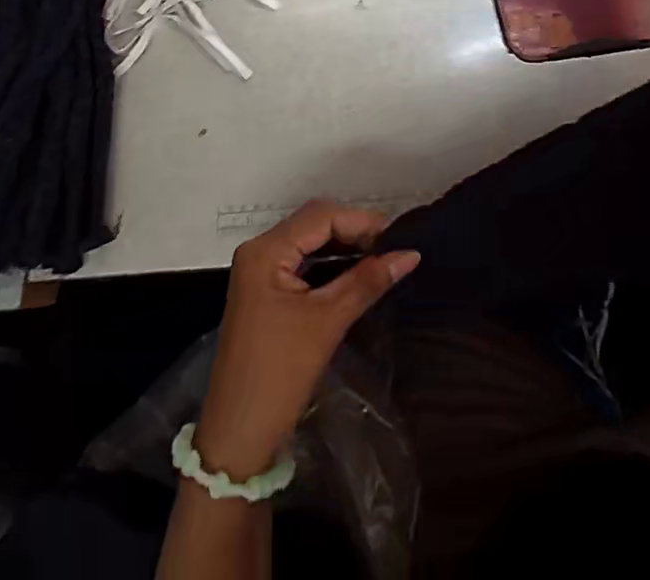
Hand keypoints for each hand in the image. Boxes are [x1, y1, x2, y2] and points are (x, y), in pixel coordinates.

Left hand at [192, 201, 419, 480]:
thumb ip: (368, 281)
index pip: (321, 216)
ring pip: (310, 241)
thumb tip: (410, 253)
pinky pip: (304, 261)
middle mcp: (259, 251)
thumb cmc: (279, 374)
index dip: (362, 221)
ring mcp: (260, 270)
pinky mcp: (266, 289)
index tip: (401, 237)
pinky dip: (332, 263)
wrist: (239, 432)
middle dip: (355, 230)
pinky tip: (359, 273)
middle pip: (315, 223)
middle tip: (394, 249)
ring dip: (345, 246)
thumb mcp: (327, 322)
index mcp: (266, 251)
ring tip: (384, 258)